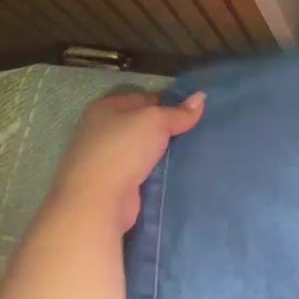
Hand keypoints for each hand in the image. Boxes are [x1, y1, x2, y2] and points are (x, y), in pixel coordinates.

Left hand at [52, 91, 205, 233]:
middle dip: (168, 129)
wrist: (97, 201)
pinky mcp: (114, 185)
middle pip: (143, 125)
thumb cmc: (122, 149)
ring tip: (195, 151)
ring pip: (144, 150)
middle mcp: (101, 131)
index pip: (143, 98)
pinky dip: (158, 173)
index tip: (195, 111)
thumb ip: (179, 112)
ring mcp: (106, 160)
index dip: (169, 102)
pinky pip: (142, 172)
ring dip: (164, 153)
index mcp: (105, 108)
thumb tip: (201, 97)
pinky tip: (180, 172)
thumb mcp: (155, 121)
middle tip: (199, 131)